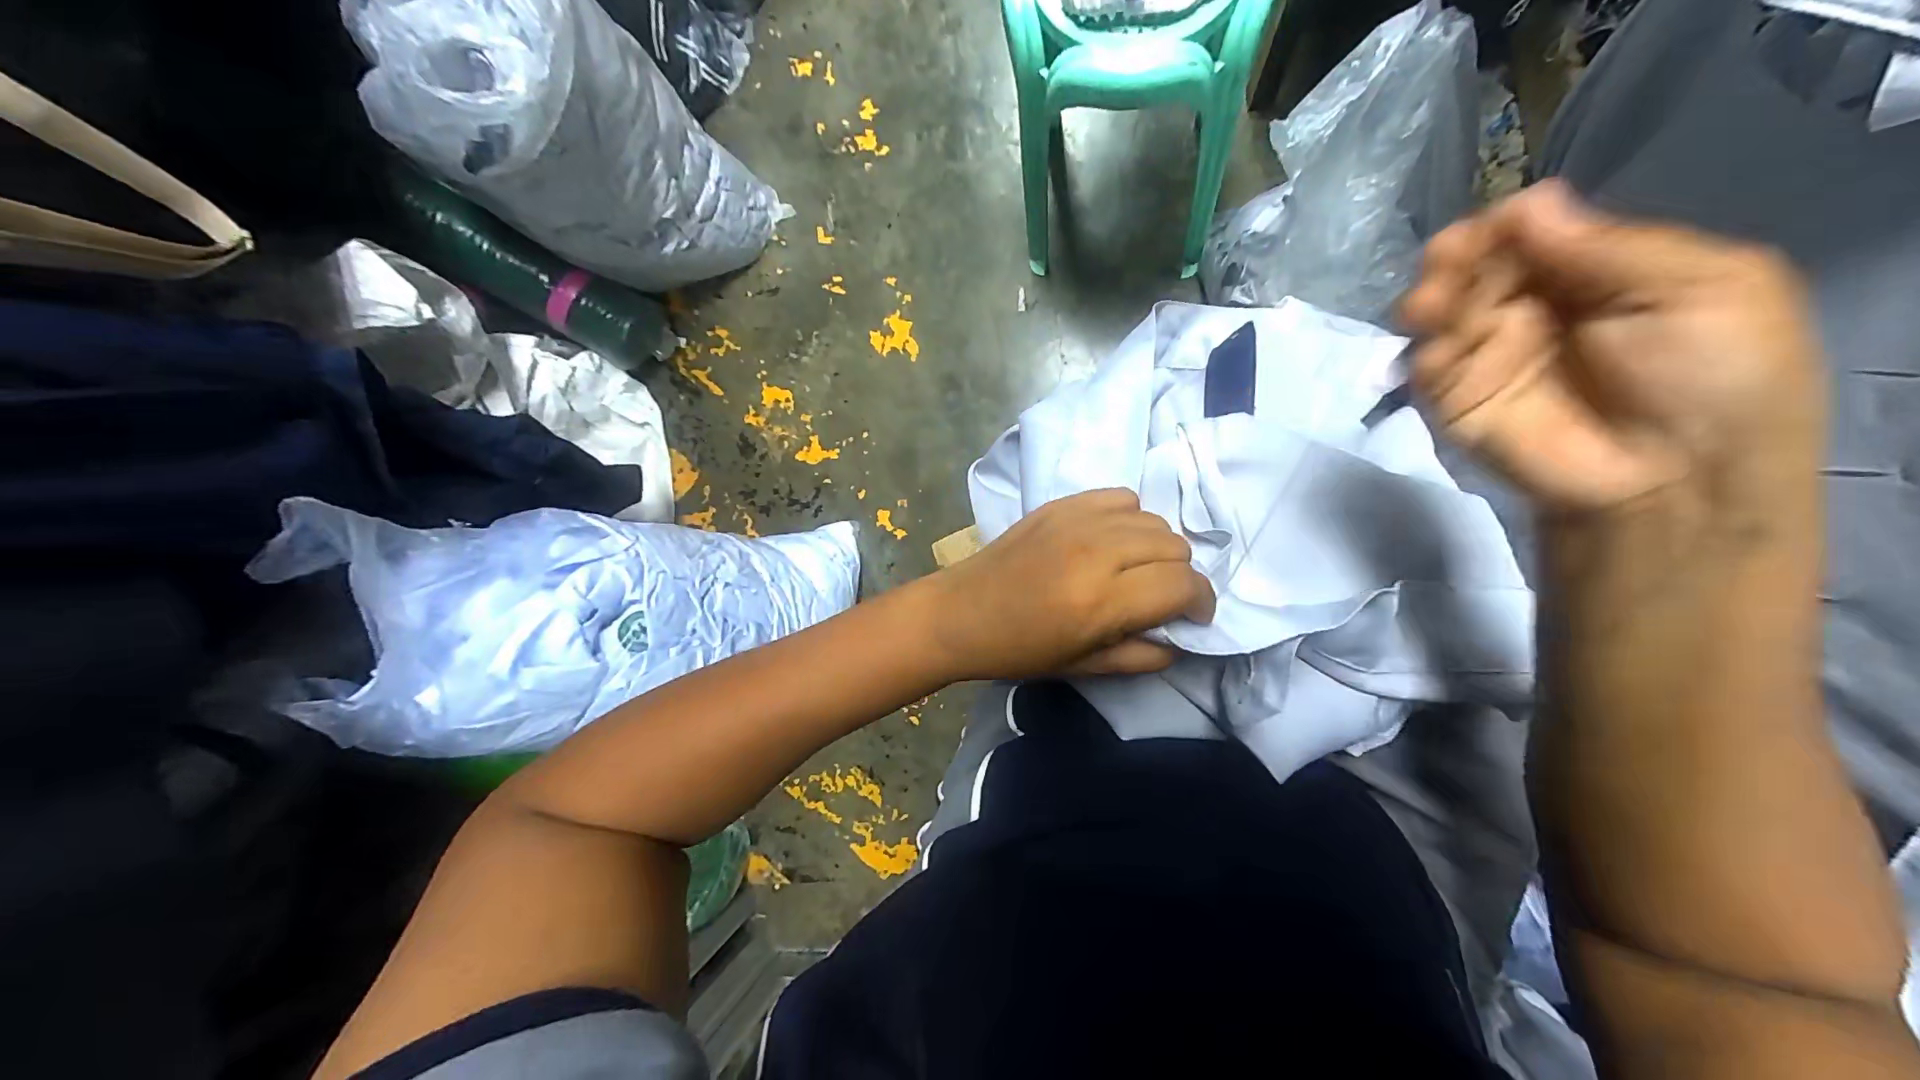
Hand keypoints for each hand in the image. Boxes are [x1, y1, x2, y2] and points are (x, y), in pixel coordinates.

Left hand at [912, 488, 1214, 679]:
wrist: (959, 614)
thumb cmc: (1019, 650)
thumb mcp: (1085, 667)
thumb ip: (1143, 655)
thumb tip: (1182, 636)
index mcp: (1101, 601)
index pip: (1183, 584)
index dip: (1201, 602)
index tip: (1192, 616)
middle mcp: (1096, 551)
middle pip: (1175, 546)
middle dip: (1178, 576)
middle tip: (1156, 596)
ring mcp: (1077, 521)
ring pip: (1153, 519)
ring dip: (1156, 546)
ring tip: (1133, 568)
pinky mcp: (1060, 504)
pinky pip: (1121, 496)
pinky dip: (1129, 517)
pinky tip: (1111, 539)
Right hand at [1399, 180, 1824, 517]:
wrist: (1672, 482)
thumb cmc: (1713, 378)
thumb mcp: (1703, 286)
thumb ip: (1611, 245)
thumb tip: (1527, 200)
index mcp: (1596, 273)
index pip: (1533, 233)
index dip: (1508, 223)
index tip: (1496, 225)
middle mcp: (1534, 307)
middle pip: (1478, 265)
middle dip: (1458, 253)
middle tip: (1450, 256)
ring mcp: (1488, 354)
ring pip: (1442, 308)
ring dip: (1429, 294)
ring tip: (1430, 300)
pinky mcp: (1453, 399)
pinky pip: (1425, 361)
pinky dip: (1421, 344)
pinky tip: (1430, 335)